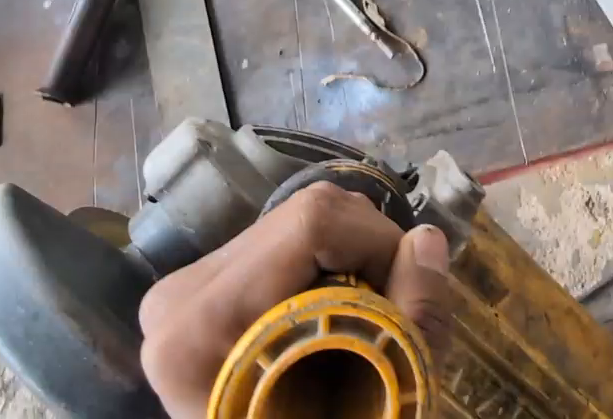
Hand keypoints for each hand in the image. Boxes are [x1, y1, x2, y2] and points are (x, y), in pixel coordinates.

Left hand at [139, 182, 452, 417]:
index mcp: (199, 326)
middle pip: (311, 213)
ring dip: (360, 256)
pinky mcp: (210, 282)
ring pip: (307, 218)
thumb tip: (428, 238)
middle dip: (375, 252)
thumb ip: (410, 327)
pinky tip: (337, 312)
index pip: (312, 225)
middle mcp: (184, 290)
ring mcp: (193, 283)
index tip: (408, 307)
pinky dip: (337, 264)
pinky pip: (292, 239)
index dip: (380, 247)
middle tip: (394, 315)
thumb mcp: (369, 407)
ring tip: (367, 320)